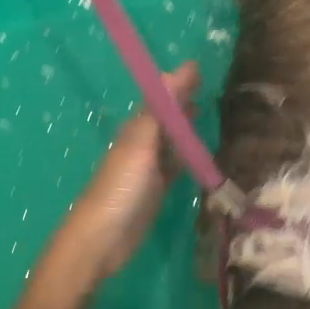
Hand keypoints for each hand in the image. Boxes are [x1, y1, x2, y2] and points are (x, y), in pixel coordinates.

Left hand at [44, 61, 201, 292]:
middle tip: (208, 88)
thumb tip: (182, 68)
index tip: (201, 68)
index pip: (161, 98)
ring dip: (186, 128)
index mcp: (137, 128)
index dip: (178, 83)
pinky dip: (187, 156)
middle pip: (166, 118)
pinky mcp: (156, 191)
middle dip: (183, 103)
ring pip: (171, 141)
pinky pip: (175, 166)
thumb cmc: (120, 187)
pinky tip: (200, 154)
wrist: (101, 241)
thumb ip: (160, 109)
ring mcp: (149, 168)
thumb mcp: (142, 143)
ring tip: (206, 113)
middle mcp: (143, 143)